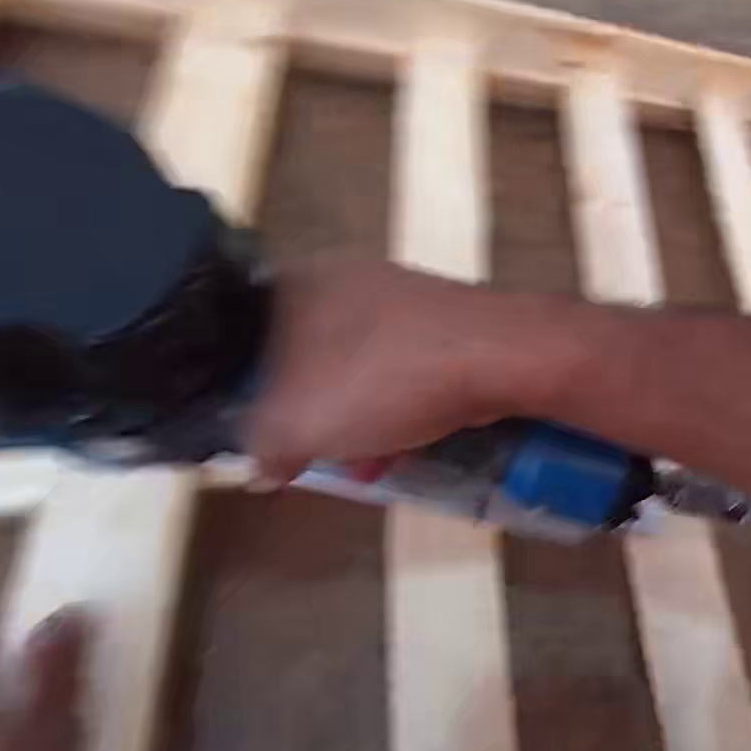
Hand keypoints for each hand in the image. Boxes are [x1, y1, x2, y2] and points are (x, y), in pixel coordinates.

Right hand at [246, 253, 572, 483]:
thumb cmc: (383, 379)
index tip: (267, 434)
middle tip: (322, 458)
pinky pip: (414, 373)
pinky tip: (411, 449)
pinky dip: (406, 410)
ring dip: (365, 424)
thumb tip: (263, 465)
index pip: (252, 337)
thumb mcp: (297, 424)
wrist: (498, 357)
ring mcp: (412, 302)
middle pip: (315, 360)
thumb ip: (265, 445)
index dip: (254, 393)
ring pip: (369, 371)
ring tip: (369, 468)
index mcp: (303, 284)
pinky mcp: (455, 327)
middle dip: (318, 418)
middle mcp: (356, 282)